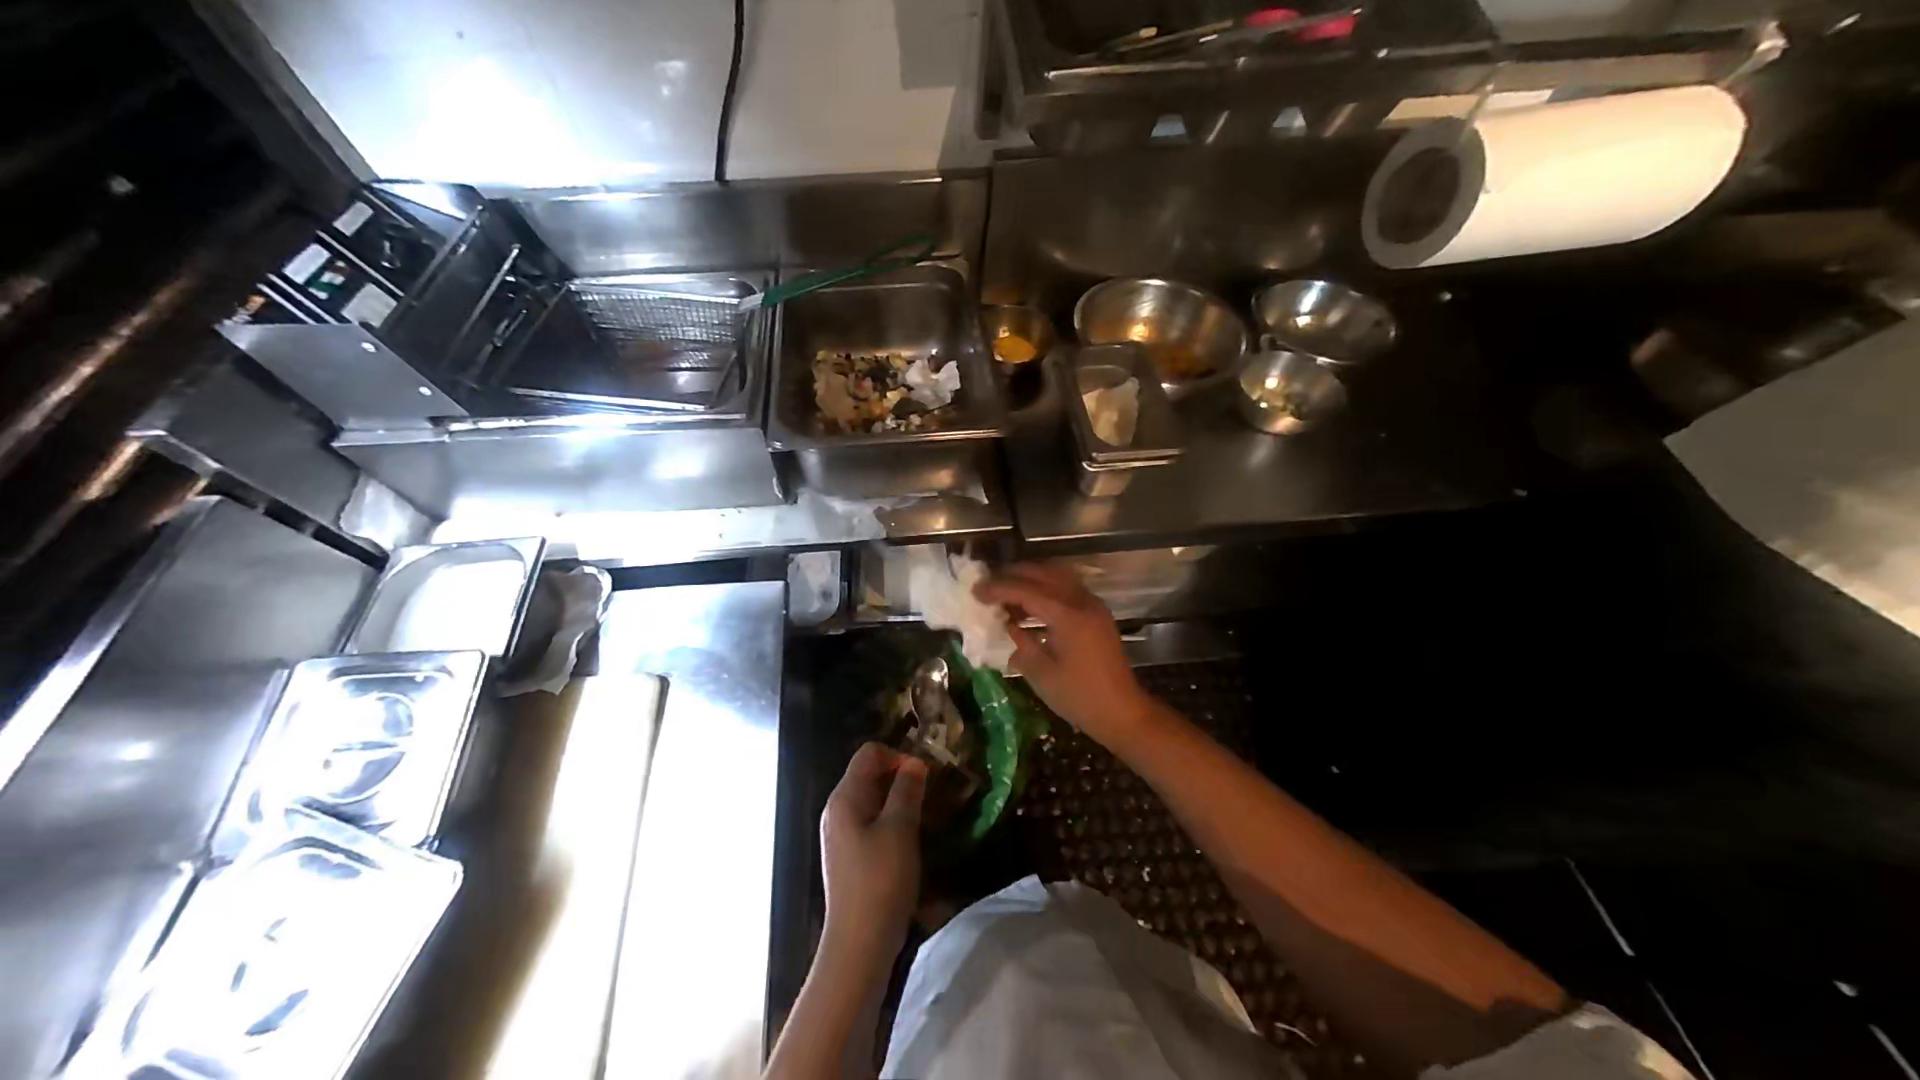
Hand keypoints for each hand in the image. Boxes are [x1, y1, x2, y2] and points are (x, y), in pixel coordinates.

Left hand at [819, 743, 926, 964]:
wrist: (859, 943)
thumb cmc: (880, 880)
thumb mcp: (900, 829)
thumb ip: (907, 790)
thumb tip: (914, 763)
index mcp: (844, 797)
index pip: (870, 753)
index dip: (899, 756)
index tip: (925, 777)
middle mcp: (837, 809)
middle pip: (869, 774)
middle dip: (901, 777)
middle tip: (931, 795)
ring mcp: (841, 833)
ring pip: (872, 799)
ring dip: (899, 800)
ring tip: (925, 815)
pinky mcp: (849, 854)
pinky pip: (871, 821)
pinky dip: (891, 820)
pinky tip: (909, 839)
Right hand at [975, 563, 1155, 746]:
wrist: (1122, 712)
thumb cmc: (1079, 697)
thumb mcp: (1040, 673)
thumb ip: (1020, 641)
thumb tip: (1006, 623)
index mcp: (1068, 615)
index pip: (1026, 590)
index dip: (998, 588)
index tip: (975, 591)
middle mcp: (1082, 601)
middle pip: (1043, 573)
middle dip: (1013, 575)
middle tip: (987, 585)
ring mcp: (1093, 605)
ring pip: (1057, 575)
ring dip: (1030, 578)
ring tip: (1005, 592)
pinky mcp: (1096, 614)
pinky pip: (1067, 588)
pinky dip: (1046, 588)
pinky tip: (1029, 606)